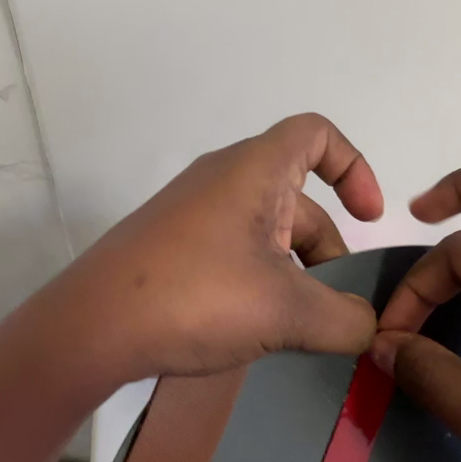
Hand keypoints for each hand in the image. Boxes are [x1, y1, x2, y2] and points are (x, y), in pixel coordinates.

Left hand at [44, 113, 384, 382]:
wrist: (91, 327)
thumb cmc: (196, 297)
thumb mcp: (285, 311)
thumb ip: (343, 319)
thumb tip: (367, 326)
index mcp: (254, 170)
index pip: (317, 134)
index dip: (355, 167)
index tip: (369, 219)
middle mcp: (222, 181)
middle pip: (297, 197)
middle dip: (328, 248)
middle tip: (337, 305)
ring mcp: (191, 215)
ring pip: (266, 232)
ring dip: (295, 273)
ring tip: (302, 327)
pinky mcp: (171, 247)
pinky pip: (233, 251)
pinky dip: (259, 281)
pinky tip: (258, 327)